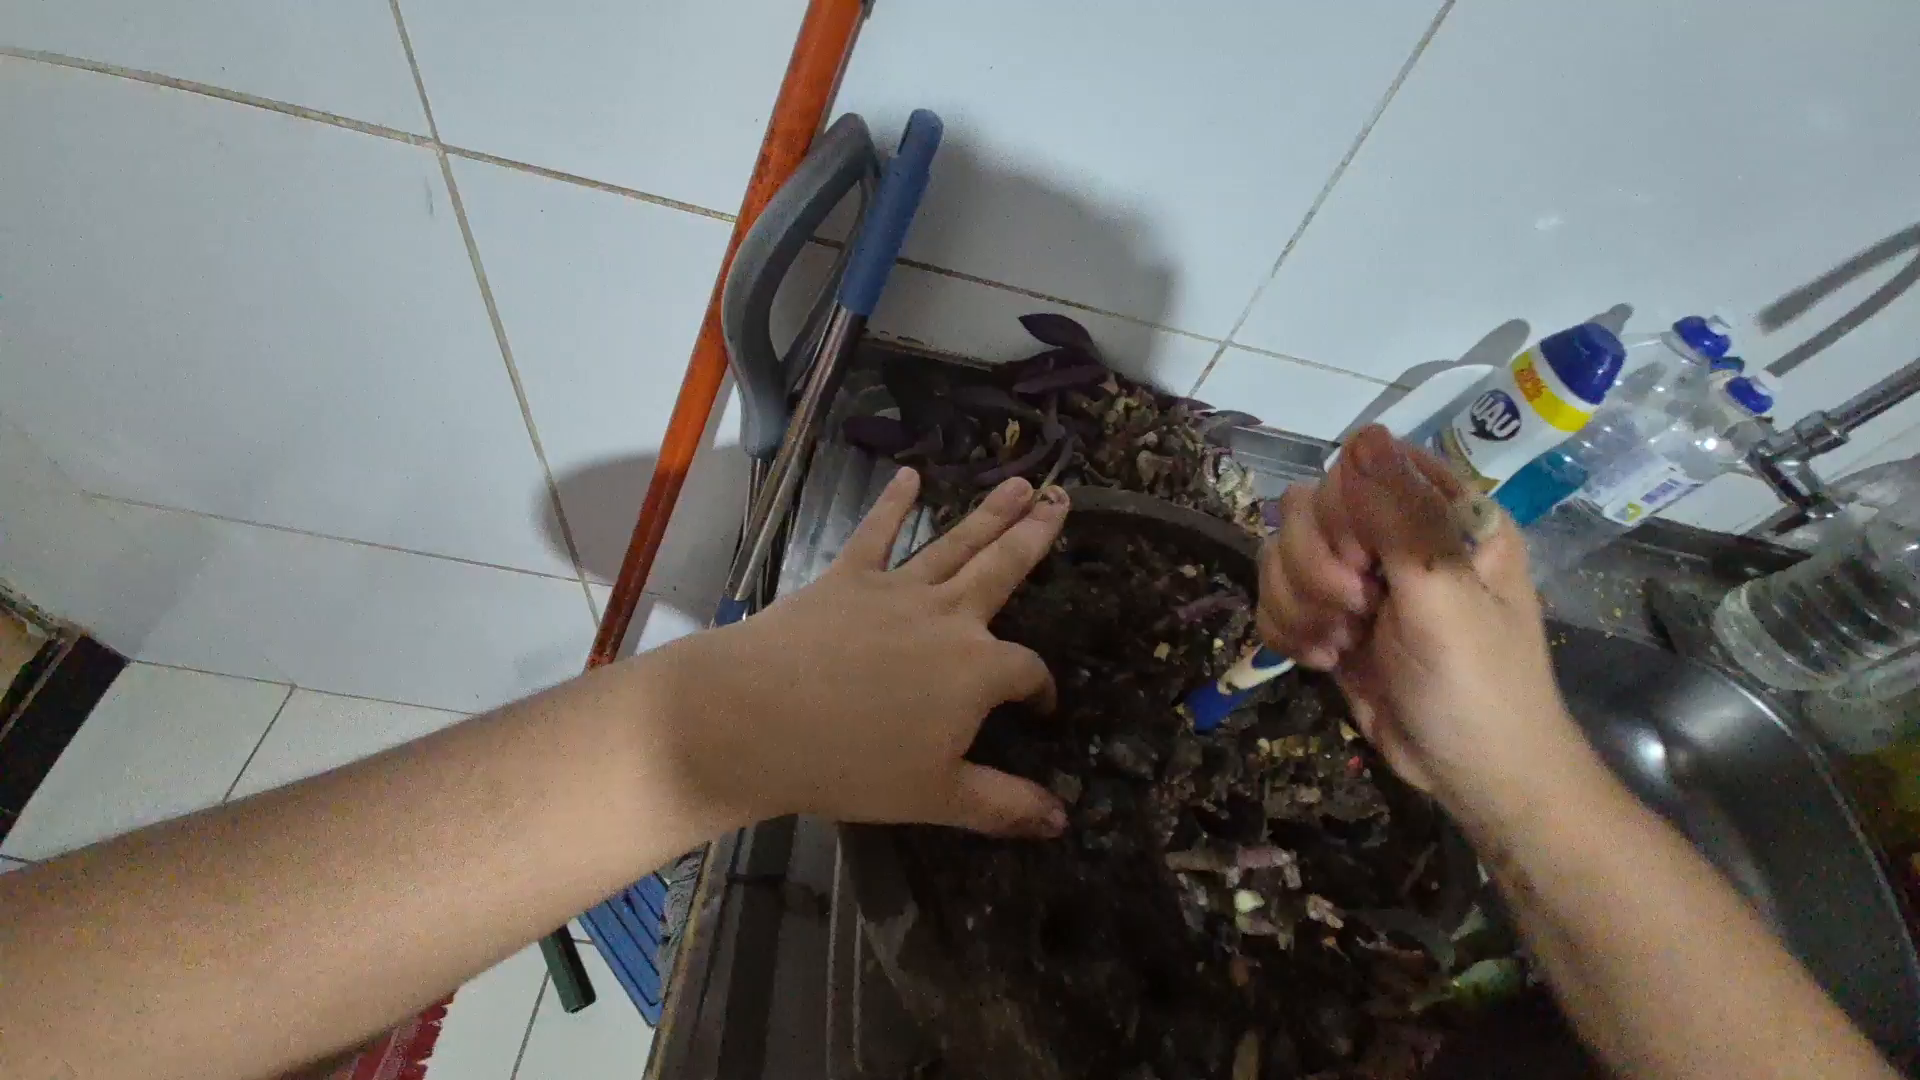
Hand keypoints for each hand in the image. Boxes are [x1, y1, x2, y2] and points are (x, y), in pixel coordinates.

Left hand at [640, 468, 1069, 837]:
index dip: (1041, 688)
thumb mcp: (938, 796)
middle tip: (1062, 500)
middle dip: (1036, 537)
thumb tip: (1063, 820)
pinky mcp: (848, 576)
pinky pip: (876, 533)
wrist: (758, 719)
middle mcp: (949, 616)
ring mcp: (898, 589)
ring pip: (955, 544)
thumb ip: (1004, 805)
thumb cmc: (853, 764)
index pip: (1027, 670)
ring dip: (989, 513)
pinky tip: (909, 475)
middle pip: (1004, 570)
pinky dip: (892, 504)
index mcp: (977, 669)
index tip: (1041, 706)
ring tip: (1019, 482)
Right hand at [1256, 426, 1589, 822]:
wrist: (1466, 773)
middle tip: (1357, 615)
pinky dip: (1285, 629)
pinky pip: (1270, 596)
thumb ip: (1401, 518)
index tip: (1366, 571)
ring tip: (1341, 645)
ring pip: (1277, 554)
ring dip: (1297, 606)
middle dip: (1313, 572)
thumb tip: (1363, 434)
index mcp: (1441, 516)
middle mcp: (1392, 536)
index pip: (1354, 473)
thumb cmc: (1477, 687)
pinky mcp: (1324, 613)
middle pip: (1303, 512)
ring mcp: (1354, 576)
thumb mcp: (1445, 600)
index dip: (1342, 520)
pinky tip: (1321, 658)